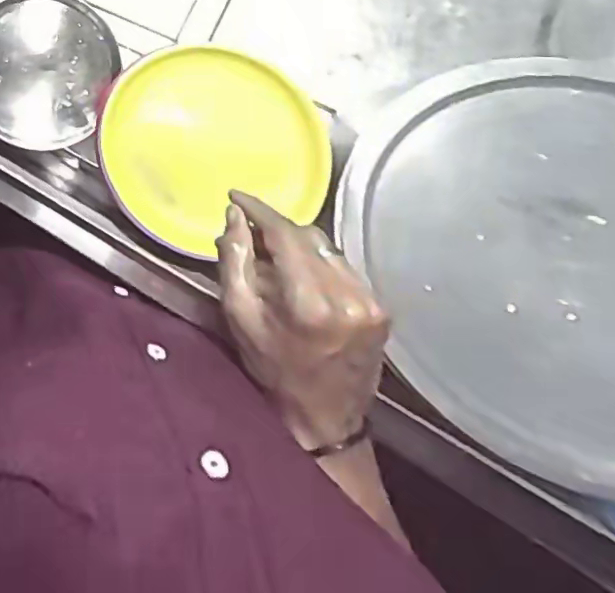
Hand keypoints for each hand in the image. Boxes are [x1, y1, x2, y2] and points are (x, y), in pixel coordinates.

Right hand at [217, 190, 388, 451]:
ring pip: (325, 247)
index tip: (236, 197)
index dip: (258, 210)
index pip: (285, 234)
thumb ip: (234, 260)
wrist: (325, 418)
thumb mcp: (239, 316)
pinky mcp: (380, 307)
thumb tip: (234, 216)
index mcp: (310, 303)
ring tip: (272, 255)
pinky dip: (316, 261)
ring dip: (296, 243)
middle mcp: (348, 296)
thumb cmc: (274, 369)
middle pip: (306, 236)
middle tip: (248, 231)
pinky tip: (300, 274)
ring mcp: (370, 301)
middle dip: (274, 228)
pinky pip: (340, 265)